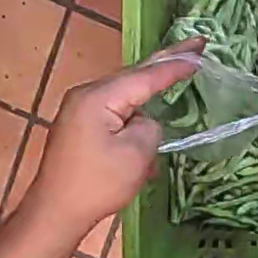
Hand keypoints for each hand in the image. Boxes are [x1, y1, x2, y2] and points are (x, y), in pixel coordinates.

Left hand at [20, 39, 203, 238]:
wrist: (56, 212)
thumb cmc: (97, 185)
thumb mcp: (137, 155)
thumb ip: (151, 127)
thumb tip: (146, 122)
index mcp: (98, 97)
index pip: (146, 76)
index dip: (176, 66)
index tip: (201, 52)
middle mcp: (86, 95)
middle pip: (134, 75)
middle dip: (166, 63)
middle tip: (196, 45)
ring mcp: (81, 110)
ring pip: (126, 95)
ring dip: (151, 92)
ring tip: (180, 73)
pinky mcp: (81, 126)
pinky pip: (116, 111)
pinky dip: (136, 115)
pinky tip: (151, 118)